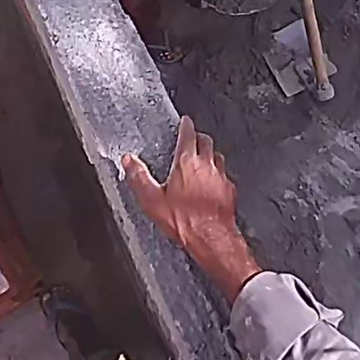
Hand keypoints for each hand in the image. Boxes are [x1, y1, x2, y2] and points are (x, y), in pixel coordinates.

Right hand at [123, 116, 261, 300]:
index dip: (186, 126)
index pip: (189, 135)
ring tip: (203, 158)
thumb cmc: (185, 221)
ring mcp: (221, 177)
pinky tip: (213, 182)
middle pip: (206, 142)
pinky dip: (218, 174)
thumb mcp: (152, 200)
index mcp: (187, 163)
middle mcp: (207, 166)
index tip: (185, 121)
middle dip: (199, 137)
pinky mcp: (229, 191)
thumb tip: (129, 161)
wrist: (212, 238)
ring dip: (210, 154)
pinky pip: (225, 175)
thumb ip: (139, 178)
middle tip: (193, 137)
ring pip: (218, 157)